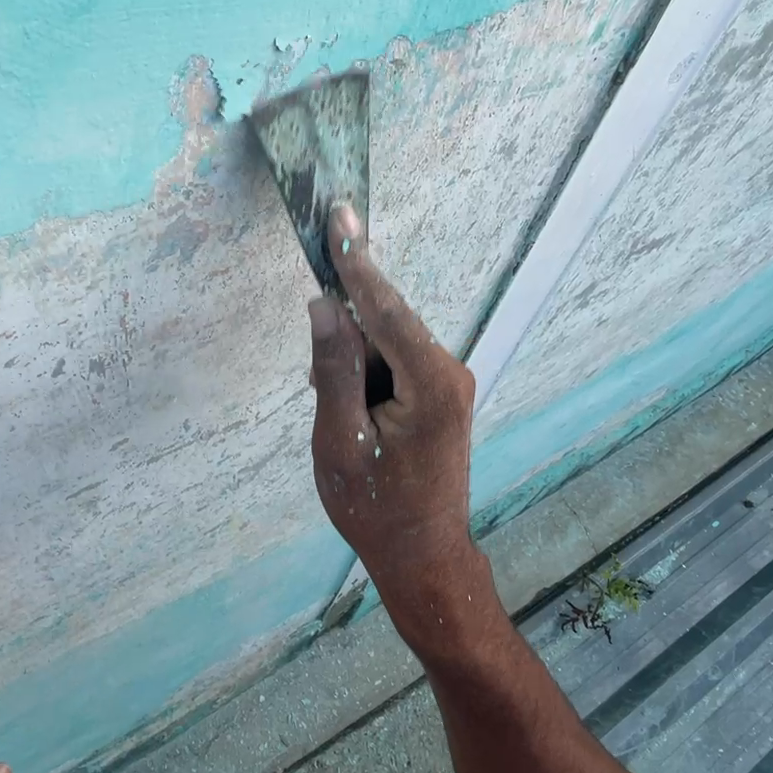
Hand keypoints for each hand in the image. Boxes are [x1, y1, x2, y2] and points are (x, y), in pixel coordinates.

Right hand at [308, 204, 478, 598]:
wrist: (423, 556)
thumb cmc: (374, 508)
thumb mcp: (339, 441)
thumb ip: (333, 369)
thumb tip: (324, 306)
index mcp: (430, 381)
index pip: (386, 308)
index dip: (356, 262)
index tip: (340, 216)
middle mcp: (450, 371)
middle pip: (387, 322)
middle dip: (345, 330)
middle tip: (323, 378)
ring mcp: (450, 383)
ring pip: (388, 343)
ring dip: (352, 361)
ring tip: (338, 417)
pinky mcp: (441, 395)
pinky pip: (395, 362)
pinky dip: (366, 371)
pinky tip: (351, 411)